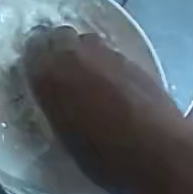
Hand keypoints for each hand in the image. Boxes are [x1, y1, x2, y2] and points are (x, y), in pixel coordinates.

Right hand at [24, 27, 192, 193]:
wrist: (159, 155)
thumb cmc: (104, 158)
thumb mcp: (64, 134)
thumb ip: (55, 104)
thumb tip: (53, 95)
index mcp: (50, 73)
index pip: (33, 48)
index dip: (35, 58)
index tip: (37, 70)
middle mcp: (76, 55)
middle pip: (60, 35)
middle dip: (59, 48)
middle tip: (62, 70)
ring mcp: (107, 54)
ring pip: (87, 41)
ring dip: (84, 54)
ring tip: (88, 78)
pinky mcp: (133, 60)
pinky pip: (110, 54)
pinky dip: (107, 64)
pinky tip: (113, 85)